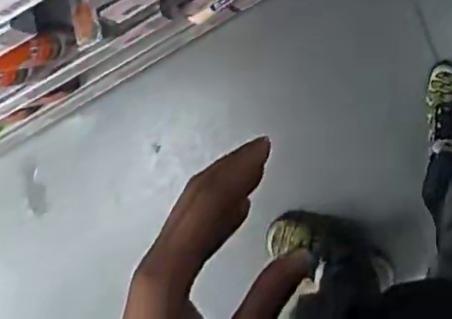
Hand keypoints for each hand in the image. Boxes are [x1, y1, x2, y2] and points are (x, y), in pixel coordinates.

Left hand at [124, 137, 311, 318]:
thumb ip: (266, 303)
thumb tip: (303, 260)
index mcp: (164, 276)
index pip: (205, 203)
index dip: (236, 170)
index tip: (265, 148)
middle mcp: (151, 270)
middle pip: (190, 203)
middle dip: (228, 172)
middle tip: (261, 151)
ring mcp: (148, 283)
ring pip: (185, 220)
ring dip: (221, 194)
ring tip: (252, 177)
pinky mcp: (153, 297)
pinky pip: (184, 243)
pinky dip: (210, 223)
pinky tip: (232, 216)